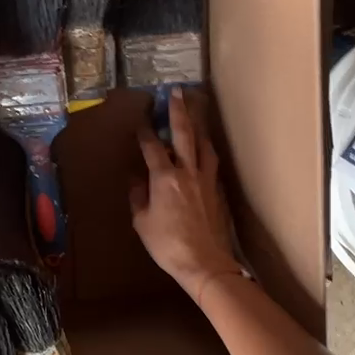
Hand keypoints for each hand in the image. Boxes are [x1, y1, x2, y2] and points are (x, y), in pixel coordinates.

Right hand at [132, 88, 241, 300]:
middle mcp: (187, 172)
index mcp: (165, 178)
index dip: (145, 133)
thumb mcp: (142, 222)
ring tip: (196, 116)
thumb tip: (137, 180)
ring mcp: (206, 180)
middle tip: (178, 92)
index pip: (153, 147)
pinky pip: (212, 164)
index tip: (141, 121)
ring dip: (198, 128)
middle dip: (179, 111)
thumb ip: (138, 197)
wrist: (205, 263)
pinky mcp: (218, 191)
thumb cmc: (168, 245)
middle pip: (184, 134)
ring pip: (204, 145)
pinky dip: (207, 152)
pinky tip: (205, 152)